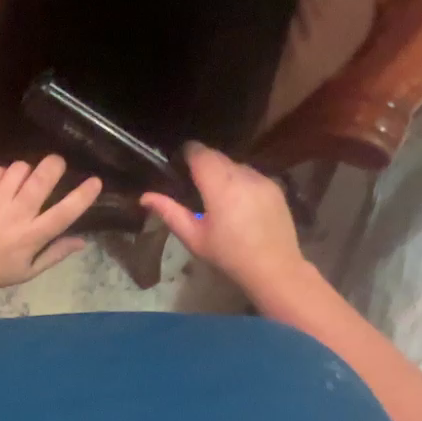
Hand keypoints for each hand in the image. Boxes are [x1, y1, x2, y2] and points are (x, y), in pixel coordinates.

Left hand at [0, 155, 101, 301]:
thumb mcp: (27, 272)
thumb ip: (55, 254)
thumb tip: (82, 241)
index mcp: (32, 237)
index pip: (65, 212)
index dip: (83, 195)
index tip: (96, 181)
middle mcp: (16, 215)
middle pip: (42, 178)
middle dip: (55, 164)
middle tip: (56, 165)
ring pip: (20, 168)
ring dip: (26, 170)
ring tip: (24, 180)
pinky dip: (4, 173)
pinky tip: (2, 185)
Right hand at [141, 143, 307, 291]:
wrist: (274, 268)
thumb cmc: (229, 256)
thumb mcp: (195, 238)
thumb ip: (170, 213)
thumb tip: (145, 197)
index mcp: (219, 186)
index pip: (200, 152)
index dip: (187, 154)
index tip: (179, 166)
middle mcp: (242, 175)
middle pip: (217, 156)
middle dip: (204, 165)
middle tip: (195, 187)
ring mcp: (262, 179)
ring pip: (235, 164)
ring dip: (224, 173)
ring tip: (218, 198)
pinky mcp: (275, 186)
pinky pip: (251, 175)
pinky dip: (241, 182)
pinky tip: (240, 204)